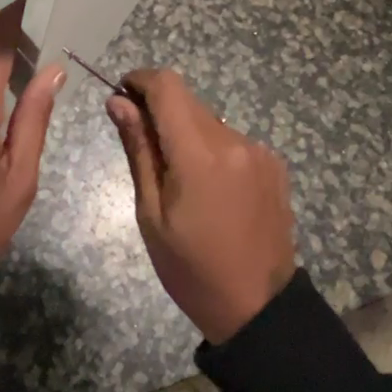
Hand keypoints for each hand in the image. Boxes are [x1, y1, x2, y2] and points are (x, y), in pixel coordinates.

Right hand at [108, 68, 295, 344]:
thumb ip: (138, 149)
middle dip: (159, 109)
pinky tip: (209, 188)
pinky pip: (231, 140)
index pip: (167, 86)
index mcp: (200, 154)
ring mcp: (259, 151)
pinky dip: (211, 148)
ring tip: (176, 177)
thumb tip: (117, 101)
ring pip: (208, 119)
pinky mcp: (274, 164)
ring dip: (186, 131)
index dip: (140, 80)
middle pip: (187, 100)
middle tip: (140, 142)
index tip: (121, 95)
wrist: (259, 310)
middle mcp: (234, 140)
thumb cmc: (192, 269)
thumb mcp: (151, 214)